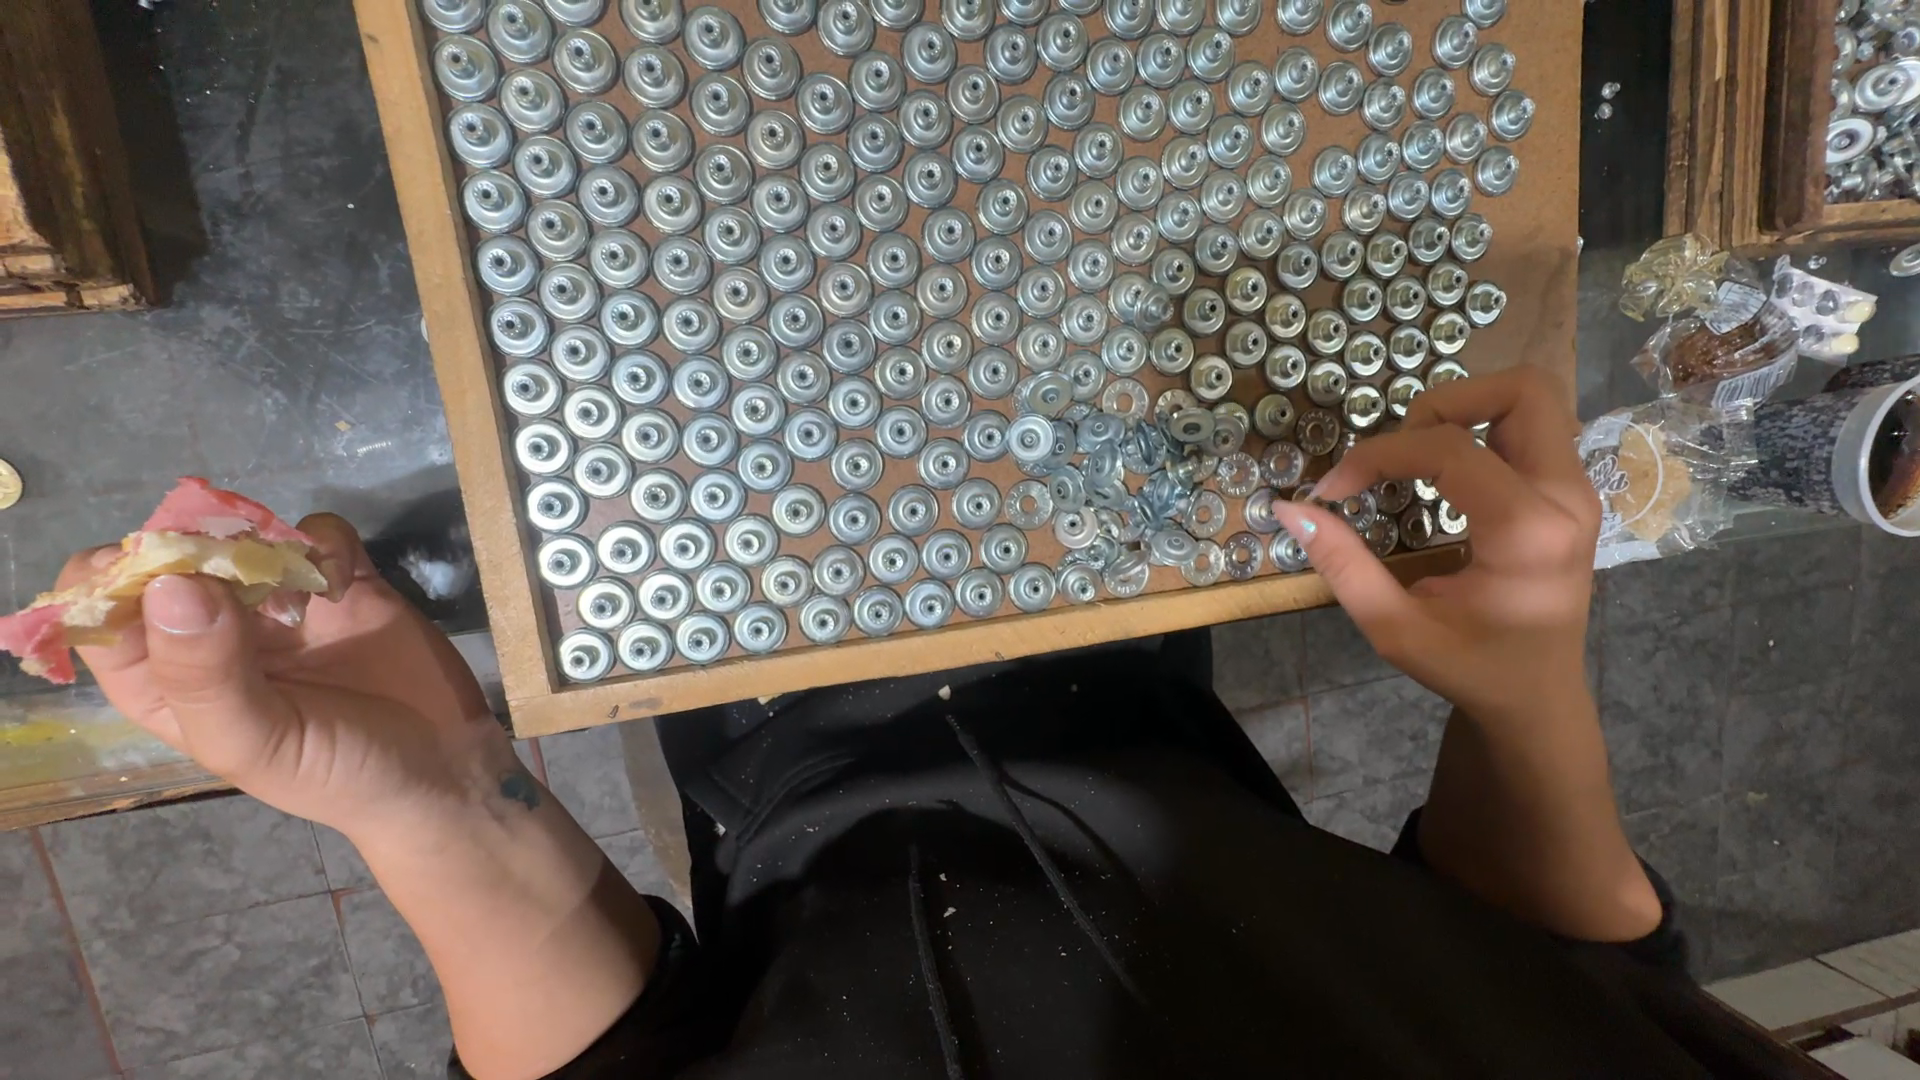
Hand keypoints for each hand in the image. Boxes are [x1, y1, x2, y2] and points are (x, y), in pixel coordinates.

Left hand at [62, 514, 516, 839]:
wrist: (444, 768)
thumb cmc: (339, 772)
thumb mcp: (256, 741)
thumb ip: (206, 672)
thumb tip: (172, 583)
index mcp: (171, 683)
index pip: (107, 616)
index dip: (115, 585)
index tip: (164, 577)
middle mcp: (223, 637)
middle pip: (177, 565)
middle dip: (197, 548)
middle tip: (238, 562)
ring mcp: (293, 609)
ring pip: (251, 542)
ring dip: (265, 541)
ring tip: (294, 572)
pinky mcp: (356, 589)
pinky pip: (326, 541)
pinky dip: (327, 542)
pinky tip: (343, 578)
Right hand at [1270, 366, 1598, 723]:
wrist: (1537, 696)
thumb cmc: (1468, 666)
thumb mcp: (1391, 626)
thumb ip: (1340, 563)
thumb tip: (1290, 508)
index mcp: (1526, 533)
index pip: (1449, 449)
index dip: (1376, 456)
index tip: (1332, 490)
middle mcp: (1566, 497)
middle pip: (1521, 391)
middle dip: (1441, 404)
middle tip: (1394, 450)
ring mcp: (1576, 490)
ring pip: (1531, 399)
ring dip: (1461, 412)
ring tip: (1412, 457)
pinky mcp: (1568, 492)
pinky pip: (1528, 428)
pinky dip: (1476, 430)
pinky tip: (1439, 471)